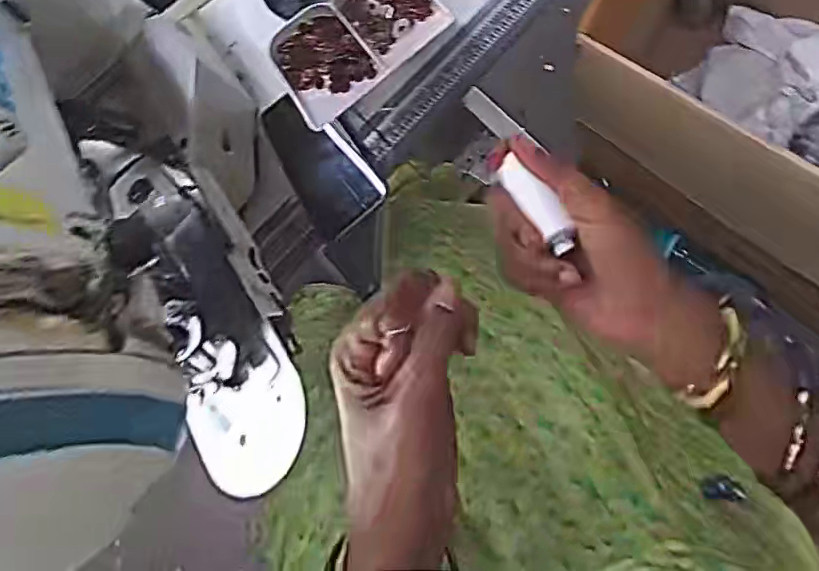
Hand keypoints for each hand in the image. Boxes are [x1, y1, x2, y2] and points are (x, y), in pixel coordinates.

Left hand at [332, 271, 477, 570]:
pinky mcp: (420, 373)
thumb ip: (434, 338)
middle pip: (412, 300)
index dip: (423, 305)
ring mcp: (397, 360)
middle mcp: (372, 348)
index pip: (393, 296)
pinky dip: (456, 335)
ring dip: (453, 321)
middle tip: (460, 338)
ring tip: (463, 347)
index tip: (447, 324)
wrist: (409, 528)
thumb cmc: (398, 474)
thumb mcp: (418, 397)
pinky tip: (463, 350)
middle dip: (440, 312)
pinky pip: (440, 335)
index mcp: (354, 346)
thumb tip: (449, 290)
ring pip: (430, 313)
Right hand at [487, 136, 728, 389]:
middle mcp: (546, 216)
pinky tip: (563, 282)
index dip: (506, 165)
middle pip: (502, 205)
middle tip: (542, 238)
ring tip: (564, 268)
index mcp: (562, 193)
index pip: (522, 169)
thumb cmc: (629, 257)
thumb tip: (522, 144)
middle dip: (518, 224)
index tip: (499, 164)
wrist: (642, 313)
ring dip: (533, 258)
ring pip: (504, 240)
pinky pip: (511, 269)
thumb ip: (557, 175)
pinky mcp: (535, 277)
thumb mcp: (596, 206)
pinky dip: (536, 277)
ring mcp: (539, 248)